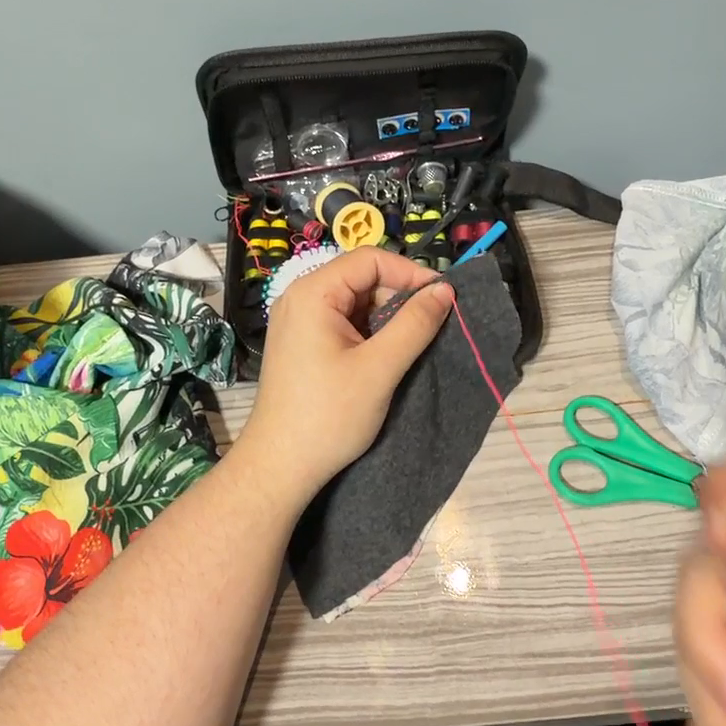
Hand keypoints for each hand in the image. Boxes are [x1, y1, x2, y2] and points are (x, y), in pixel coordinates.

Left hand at [236, 246, 453, 496]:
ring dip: (386, 318)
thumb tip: (445, 290)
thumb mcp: (380, 368)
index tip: (443, 298)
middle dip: (399, 297)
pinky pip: (343, 322)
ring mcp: (298, 321)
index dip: (410, 273)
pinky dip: (369, 333)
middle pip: (361, 278)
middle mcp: (300, 297)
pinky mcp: (302, 343)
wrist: (280, 465)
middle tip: (431, 327)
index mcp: (312, 293)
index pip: (370, 259)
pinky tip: (386, 357)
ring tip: (411, 346)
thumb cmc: (328, 415)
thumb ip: (415, 324)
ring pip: (355, 302)